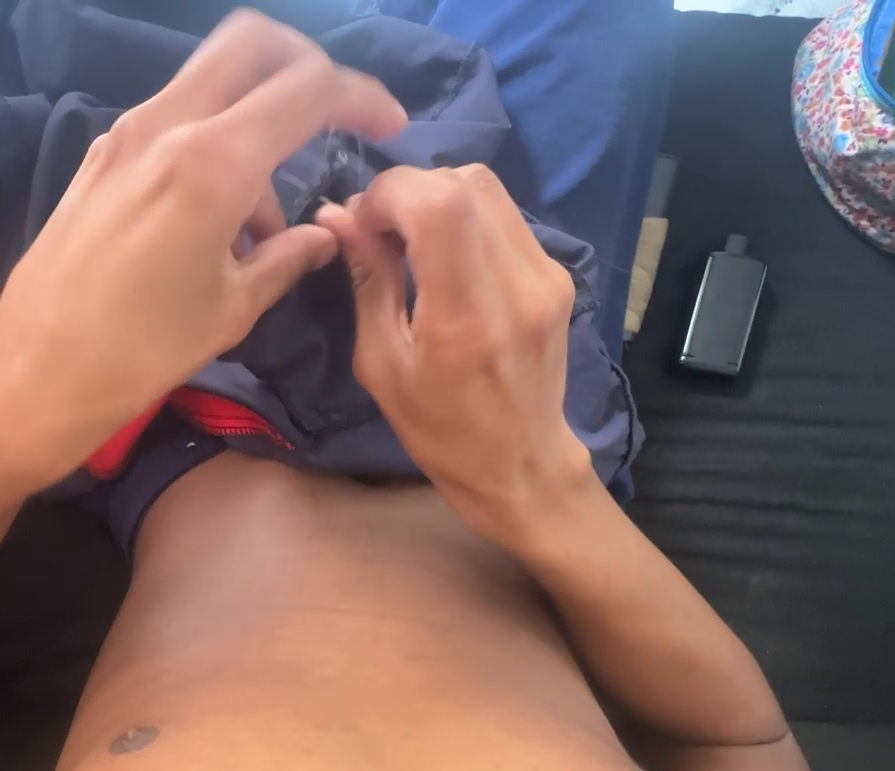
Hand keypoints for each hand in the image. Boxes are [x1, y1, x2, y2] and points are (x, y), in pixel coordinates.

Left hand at [0, 11, 407, 493]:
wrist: (37, 373)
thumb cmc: (142, 353)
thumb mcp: (230, 310)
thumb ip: (285, 260)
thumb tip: (322, 237)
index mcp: (211, 163)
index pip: (306, 89)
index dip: (360, 97)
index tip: (388, 127)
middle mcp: (165, 126)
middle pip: (252, 45)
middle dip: (304, 71)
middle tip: (330, 125)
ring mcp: (124, 137)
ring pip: (209, 87)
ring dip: (252, 130)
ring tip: (258, 230)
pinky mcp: (99, 160)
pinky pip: (172, 124)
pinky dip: (210, 150)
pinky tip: (211, 226)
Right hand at [314, 164, 594, 546]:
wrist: (520, 463)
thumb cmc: (439, 431)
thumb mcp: (383, 367)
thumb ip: (367, 284)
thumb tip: (337, 217)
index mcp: (465, 318)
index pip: (436, 203)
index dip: (388, 194)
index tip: (360, 224)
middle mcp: (517, 285)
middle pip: (464, 183)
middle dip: (407, 191)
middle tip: (378, 232)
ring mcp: (547, 276)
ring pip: (488, 189)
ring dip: (435, 198)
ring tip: (407, 240)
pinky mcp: (558, 275)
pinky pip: (503, 217)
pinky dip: (463, 218)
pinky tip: (442, 255)